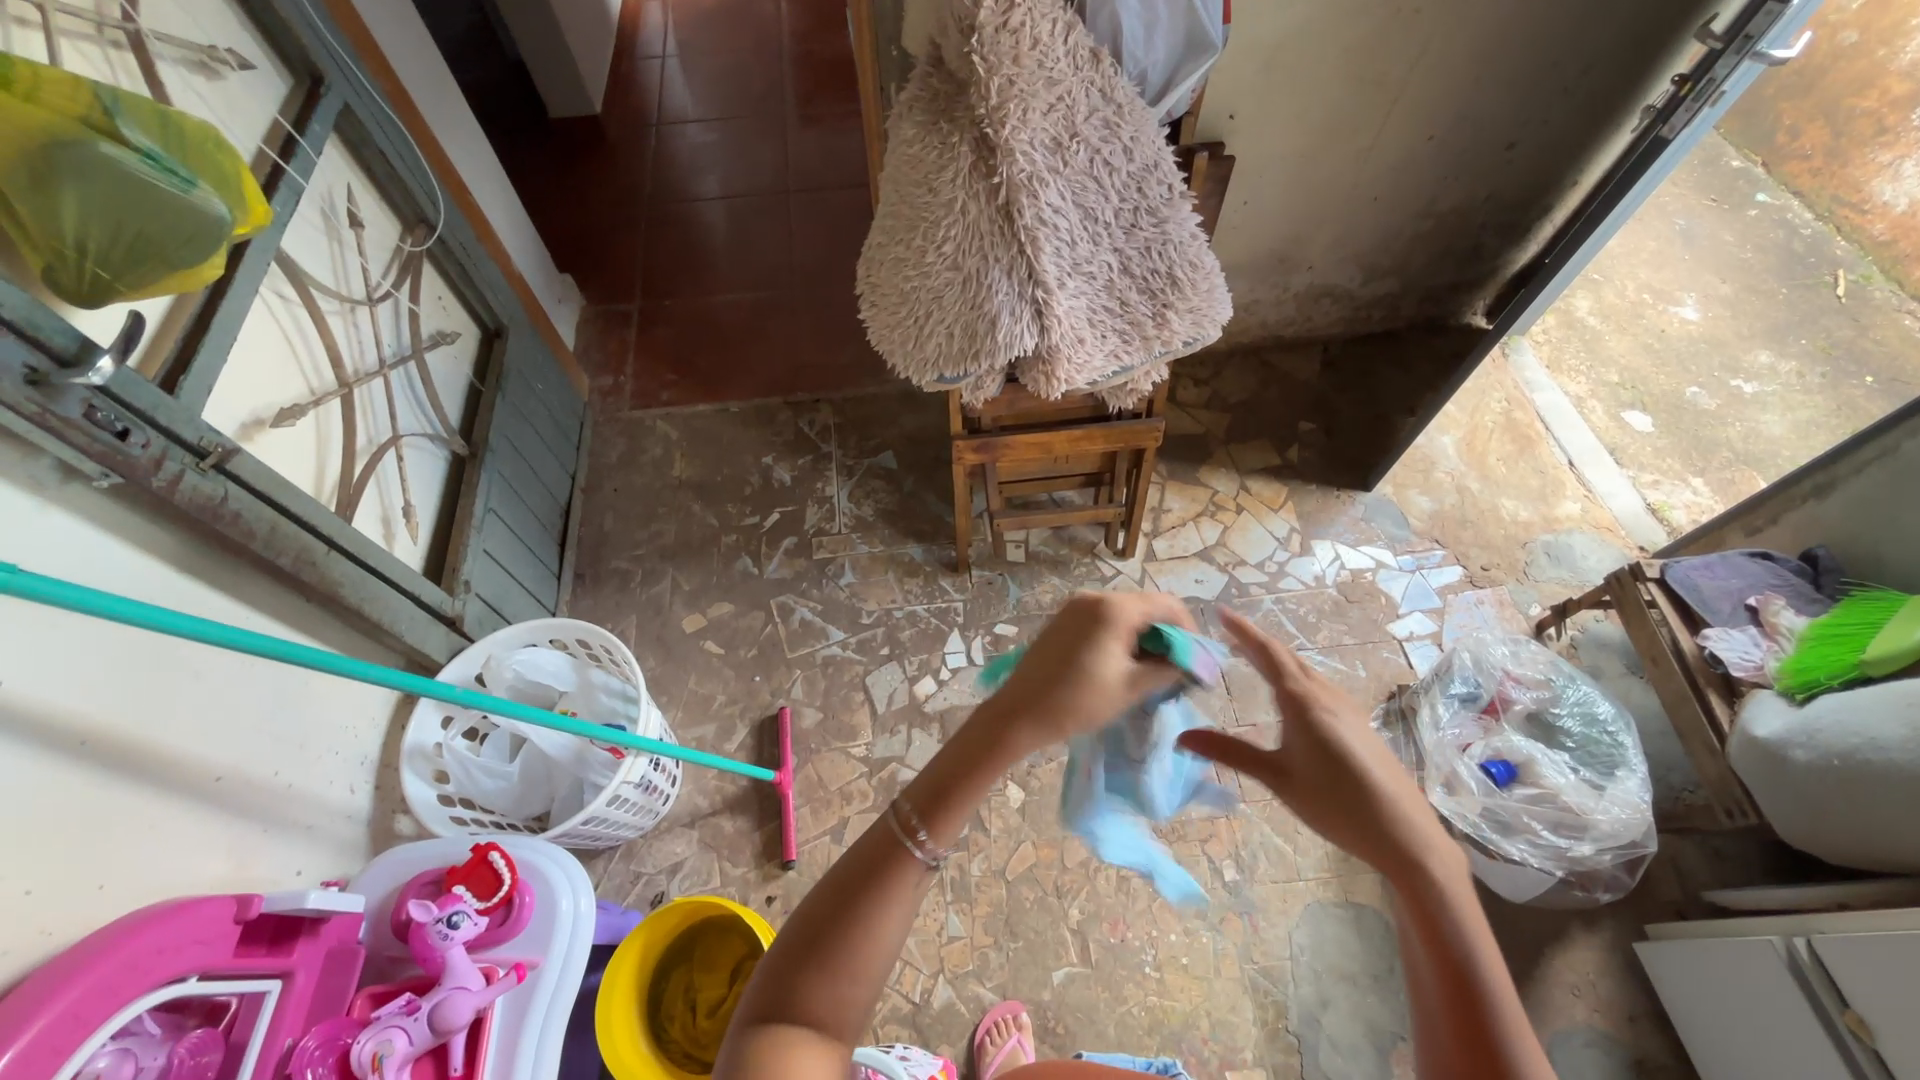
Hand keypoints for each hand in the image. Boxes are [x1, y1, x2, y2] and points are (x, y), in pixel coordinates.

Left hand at [974, 591, 1198, 754]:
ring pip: (1125, 614)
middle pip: (1146, 607)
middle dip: (1165, 636)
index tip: (1193, 660)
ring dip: (1142, 637)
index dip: (1188, 631)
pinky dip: (1119, 636)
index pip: (1168, 605)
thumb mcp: (1132, 687)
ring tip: (1146, 672)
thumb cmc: (1079, 702)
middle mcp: (1095, 597)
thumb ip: (1168, 669)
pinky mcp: (1062, 619)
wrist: (1019, 713)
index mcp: (1115, 609)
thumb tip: (1192, 663)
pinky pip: (1102, 619)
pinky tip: (1119, 665)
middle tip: (1172, 670)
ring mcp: (1075, 606)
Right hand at [1178, 610, 1454, 882]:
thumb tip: (1181, 737)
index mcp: (1302, 700)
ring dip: (1278, 660)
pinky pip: (1319, 686)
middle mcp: (1326, 694)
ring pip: (1306, 671)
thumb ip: (1230, 752)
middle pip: (1288, 657)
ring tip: (1252, 658)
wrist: (1403, 832)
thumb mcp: (1276, 777)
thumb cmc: (1335, 803)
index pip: (1267, 653)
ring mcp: (1347, 707)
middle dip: (1258, 642)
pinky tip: (1289, 696)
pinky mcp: (1358, 723)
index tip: (1221, 612)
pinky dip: (1295, 678)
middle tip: (1229, 633)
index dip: (1243, 631)